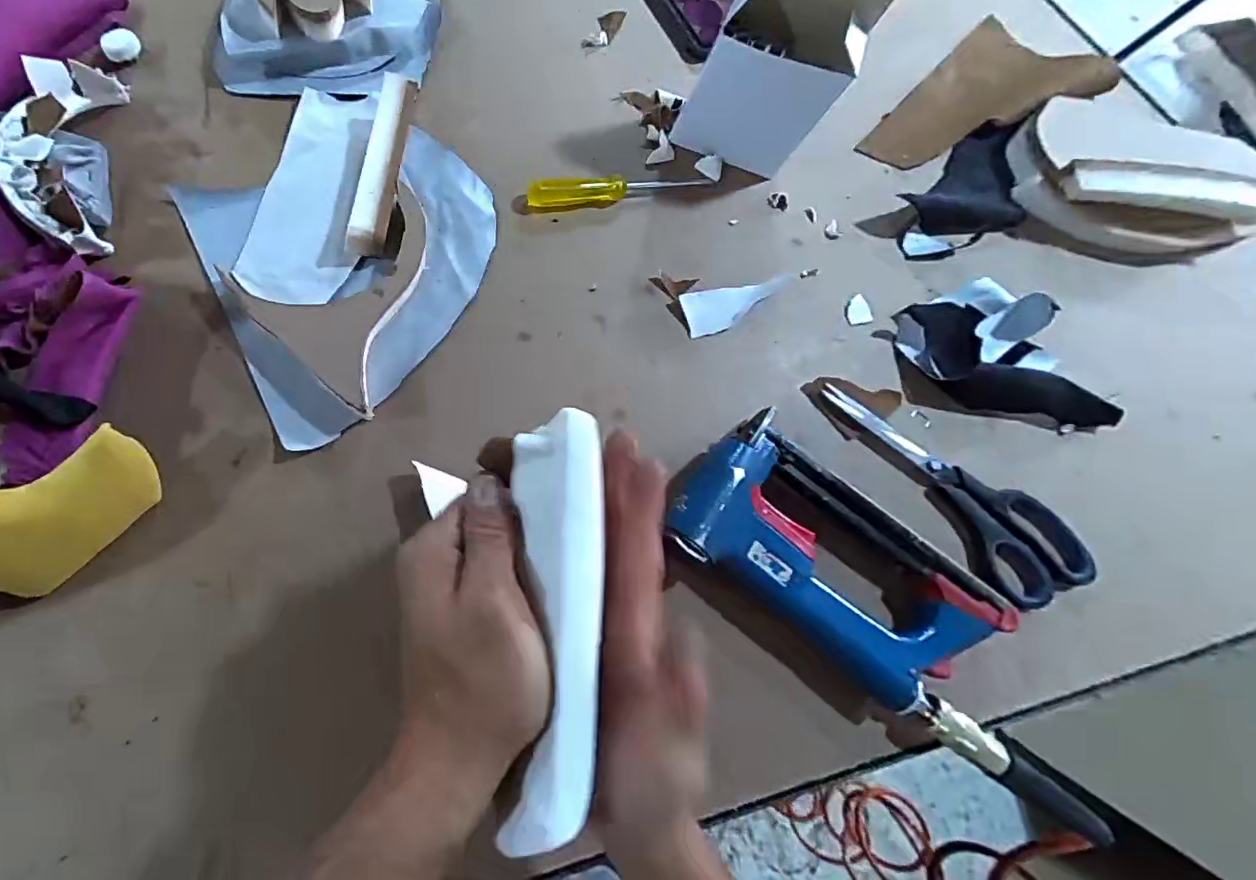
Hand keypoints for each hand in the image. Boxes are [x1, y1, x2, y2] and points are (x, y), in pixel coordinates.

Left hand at [393, 473, 551, 819]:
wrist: (457, 762)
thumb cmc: (484, 681)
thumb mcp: (494, 602)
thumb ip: (490, 539)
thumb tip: (490, 480)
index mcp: (430, 550)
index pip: (478, 495)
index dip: (520, 497)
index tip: (562, 509)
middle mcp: (426, 561)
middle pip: (482, 520)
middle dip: (523, 525)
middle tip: (570, 540)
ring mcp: (438, 590)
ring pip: (488, 548)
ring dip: (523, 553)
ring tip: (564, 562)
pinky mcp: (455, 614)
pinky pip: (487, 576)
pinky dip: (515, 577)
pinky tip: (544, 589)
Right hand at [592, 430, 715, 872]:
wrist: (638, 815)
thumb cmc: (652, 783)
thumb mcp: (672, 750)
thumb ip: (681, 698)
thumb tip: (683, 634)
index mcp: (640, 634)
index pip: (639, 559)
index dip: (638, 508)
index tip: (638, 457)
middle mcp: (629, 619)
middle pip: (626, 544)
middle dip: (623, 491)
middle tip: (618, 440)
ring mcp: (612, 629)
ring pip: (610, 556)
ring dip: (607, 507)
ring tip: (600, 462)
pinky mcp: (593, 643)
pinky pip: (591, 583)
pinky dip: (587, 545)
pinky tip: (572, 524)